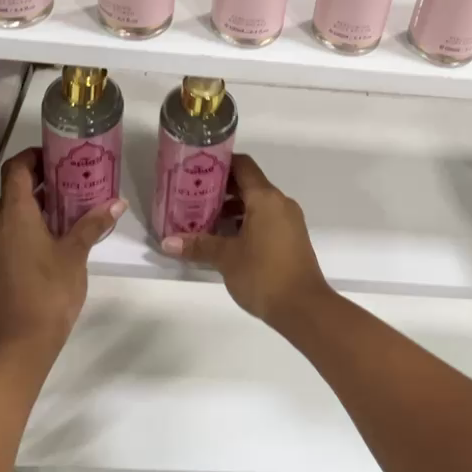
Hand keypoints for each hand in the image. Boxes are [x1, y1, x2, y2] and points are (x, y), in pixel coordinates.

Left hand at [0, 148, 124, 351]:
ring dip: (39, 204)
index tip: (57, 153)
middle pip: (14, 190)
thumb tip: (118, 203)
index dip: (33, 155)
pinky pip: (13, 234)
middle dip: (42, 179)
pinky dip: (32, 225)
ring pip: (14, 214)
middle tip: (73, 176)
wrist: (21, 343)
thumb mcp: (76, 253)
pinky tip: (58, 235)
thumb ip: (92, 224)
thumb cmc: (49, 290)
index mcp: (15, 215)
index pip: (15, 169)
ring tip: (71, 204)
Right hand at [160, 154, 331, 328]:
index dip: (220, 163)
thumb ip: (199, 245)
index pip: (242, 165)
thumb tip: (167, 242)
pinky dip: (246, 222)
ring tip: (205, 221)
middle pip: (248, 184)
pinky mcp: (291, 238)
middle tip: (193, 197)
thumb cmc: (264, 274)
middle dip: (221, 190)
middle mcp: (280, 202)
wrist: (304, 308)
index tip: (197, 170)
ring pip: (257, 204)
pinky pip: (266, 219)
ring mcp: (289, 220)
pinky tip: (226, 240)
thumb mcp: (226, 258)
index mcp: (266, 198)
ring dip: (232, 209)